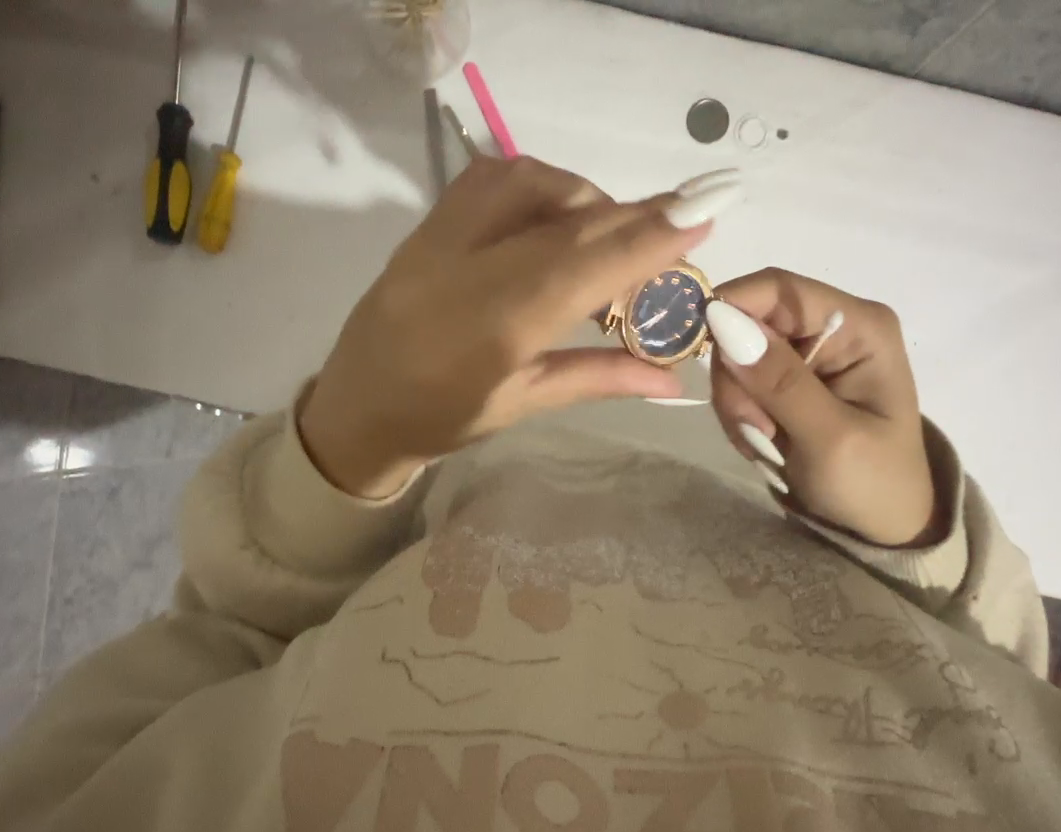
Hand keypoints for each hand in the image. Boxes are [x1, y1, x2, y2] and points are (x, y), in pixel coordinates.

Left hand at [299, 157, 741, 497]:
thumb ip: (598, 377)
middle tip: (685, 214)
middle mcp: (467, 271)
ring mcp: (438, 240)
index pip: (587, 265)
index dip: (650, 234)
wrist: (354, 411)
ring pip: (529, 182)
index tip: (706, 210)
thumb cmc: (440, 423)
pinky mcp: (423, 225)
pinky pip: (490, 179)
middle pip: (569, 222)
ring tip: (607, 234)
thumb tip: (674, 381)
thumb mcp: (522, 405)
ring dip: (585, 197)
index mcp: (495, 330)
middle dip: (636, 213)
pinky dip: (539, 184)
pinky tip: (557, 215)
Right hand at [705, 269, 940, 546]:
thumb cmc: (871, 484)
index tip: (697, 355)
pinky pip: (740, 385)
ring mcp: (808, 357)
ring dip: (738, 405)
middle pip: (749, 323)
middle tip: (754, 429)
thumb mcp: (829, 438)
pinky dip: (740, 416)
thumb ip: (780, 381)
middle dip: (737, 379)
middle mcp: (832, 329)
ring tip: (765, 443)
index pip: (778, 289)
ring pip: (736, 358)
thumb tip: (724, 323)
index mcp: (860, 326)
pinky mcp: (788, 383)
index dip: (729, 310)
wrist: (880, 528)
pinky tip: (763, 442)